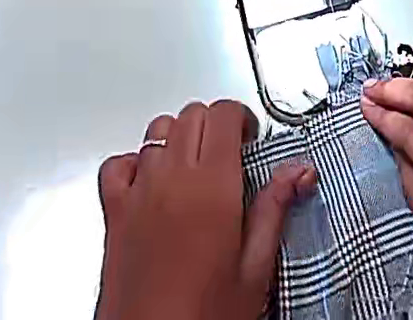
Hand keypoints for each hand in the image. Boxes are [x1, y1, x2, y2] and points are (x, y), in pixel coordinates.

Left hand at [96, 100, 316, 319]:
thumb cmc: (204, 319)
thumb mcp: (254, 270)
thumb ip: (274, 209)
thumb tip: (298, 172)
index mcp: (212, 187)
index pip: (223, 114)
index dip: (241, 117)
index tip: (250, 137)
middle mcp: (173, 177)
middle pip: (192, 114)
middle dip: (214, 124)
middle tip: (230, 154)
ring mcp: (139, 189)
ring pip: (158, 129)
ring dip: (178, 137)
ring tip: (195, 167)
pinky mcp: (114, 208)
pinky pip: (119, 162)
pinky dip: (134, 161)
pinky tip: (150, 181)